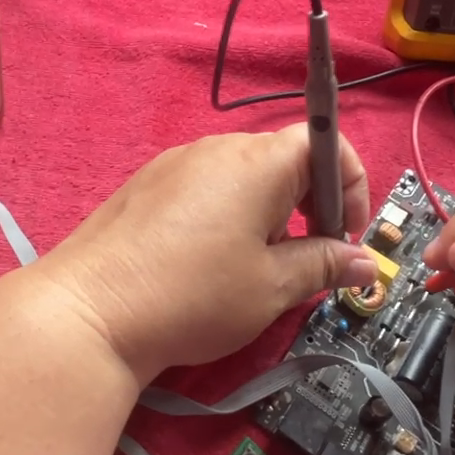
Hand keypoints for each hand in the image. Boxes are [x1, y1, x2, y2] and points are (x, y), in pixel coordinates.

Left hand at [36, 125, 376, 383]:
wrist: (90, 310)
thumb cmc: (192, 295)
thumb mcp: (272, 287)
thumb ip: (324, 265)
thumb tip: (364, 262)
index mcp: (257, 161)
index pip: (325, 143)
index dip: (350, 187)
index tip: (346, 237)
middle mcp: (215, 148)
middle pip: (283, 160)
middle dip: (308, 207)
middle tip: (302, 262)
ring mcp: (175, 164)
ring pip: (242, 178)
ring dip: (266, 216)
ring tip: (251, 271)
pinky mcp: (147, 186)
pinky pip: (205, 189)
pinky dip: (226, 217)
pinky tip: (207, 265)